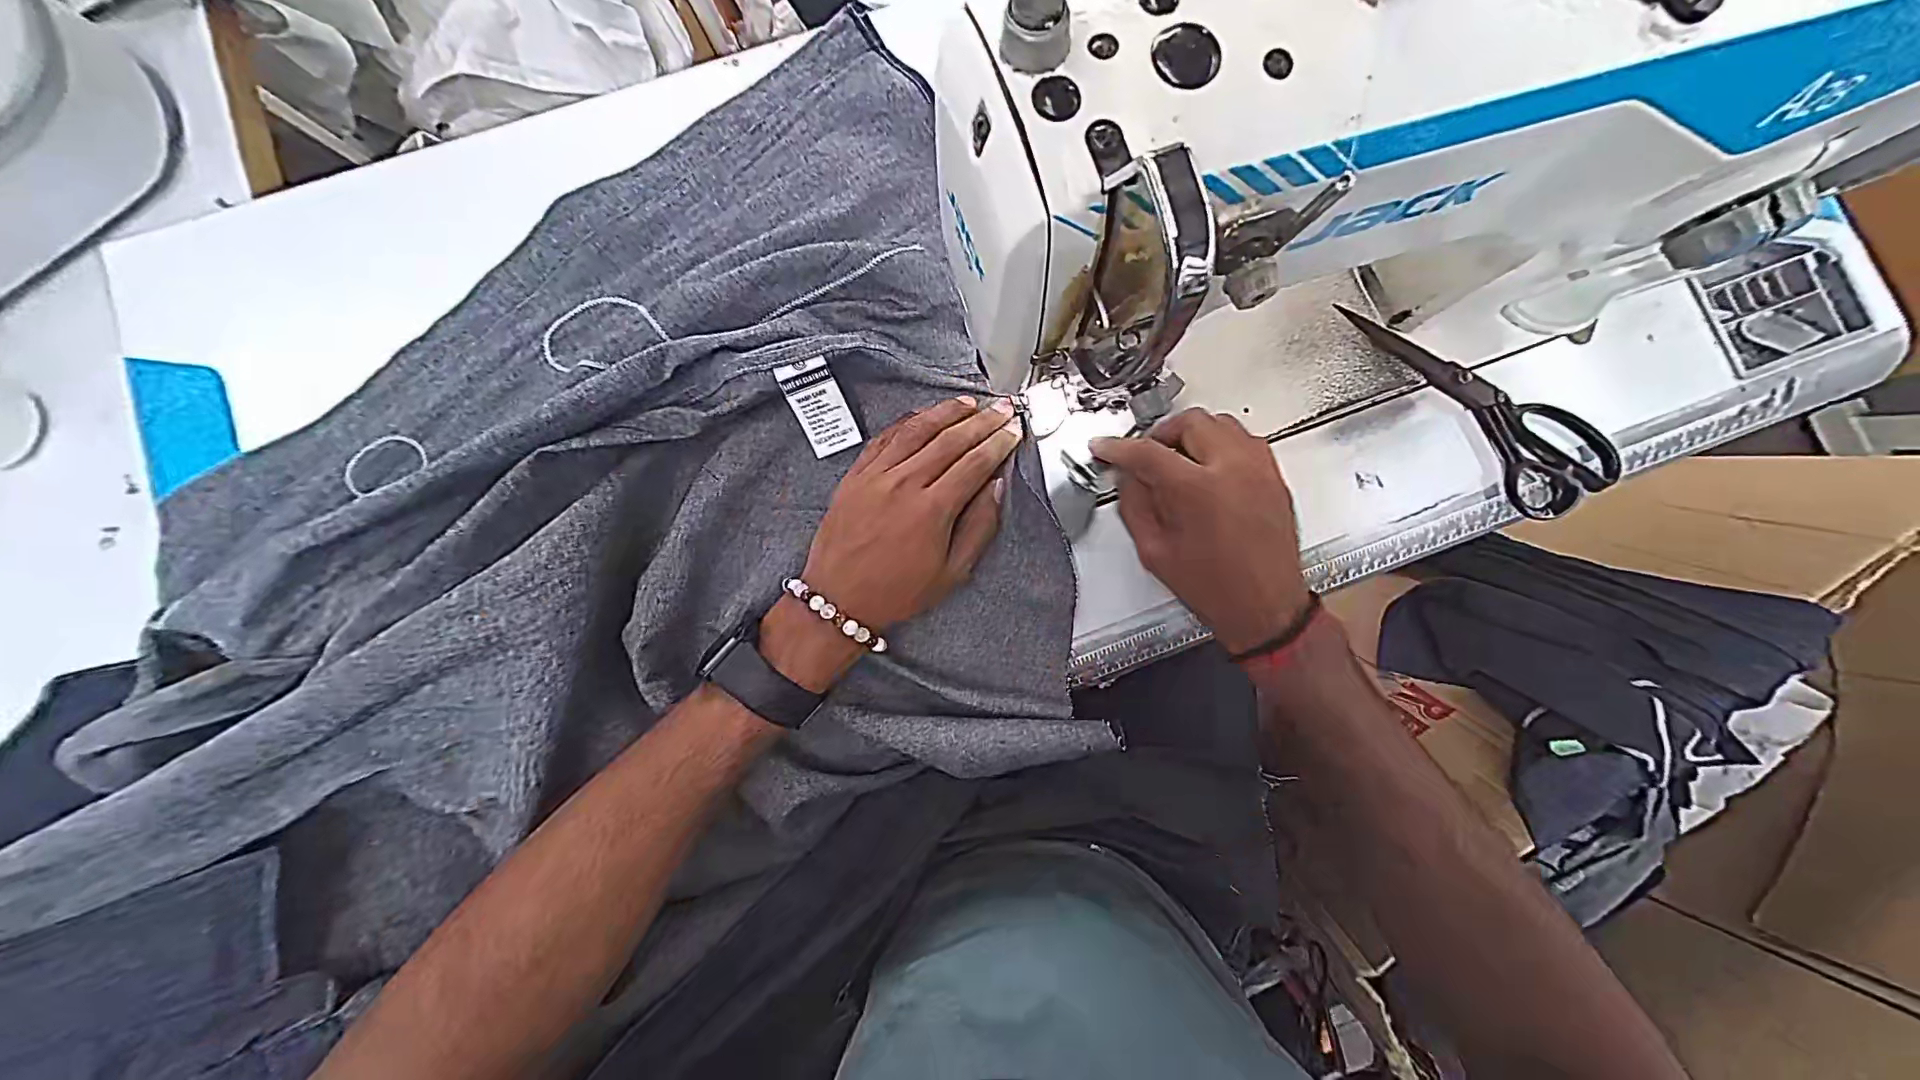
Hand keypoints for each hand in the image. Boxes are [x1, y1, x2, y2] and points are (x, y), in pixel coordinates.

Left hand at [759, 396, 1021, 690]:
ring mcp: (877, 476)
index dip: (999, 443)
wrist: (839, 598)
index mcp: (931, 510)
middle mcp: (904, 485)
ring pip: (918, 430)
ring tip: (970, 403)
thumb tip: (995, 489)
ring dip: (948, 412)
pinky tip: (923, 415)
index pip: (974, 462)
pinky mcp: (856, 475)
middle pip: (951, 440)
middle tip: (1002, 409)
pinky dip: (908, 421)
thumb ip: (978, 527)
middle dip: (983, 421)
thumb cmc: (894, 591)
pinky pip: (886, 437)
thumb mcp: (951, 573)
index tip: (1013, 432)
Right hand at [1091, 409, 1311, 654]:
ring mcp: (1259, 470)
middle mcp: (1233, 470)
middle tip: (1144, 453)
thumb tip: (1127, 478)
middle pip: (1188, 422)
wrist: (1266, 607)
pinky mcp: (1274, 476)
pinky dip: (1220, 444)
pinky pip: (1245, 440)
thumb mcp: (1154, 551)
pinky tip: (1208, 465)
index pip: (1147, 451)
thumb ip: (1135, 505)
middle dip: (1159, 434)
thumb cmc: (1219, 589)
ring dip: (1192, 434)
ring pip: (1221, 422)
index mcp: (1196, 490)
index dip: (1117, 446)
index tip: (1106, 448)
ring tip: (1176, 456)